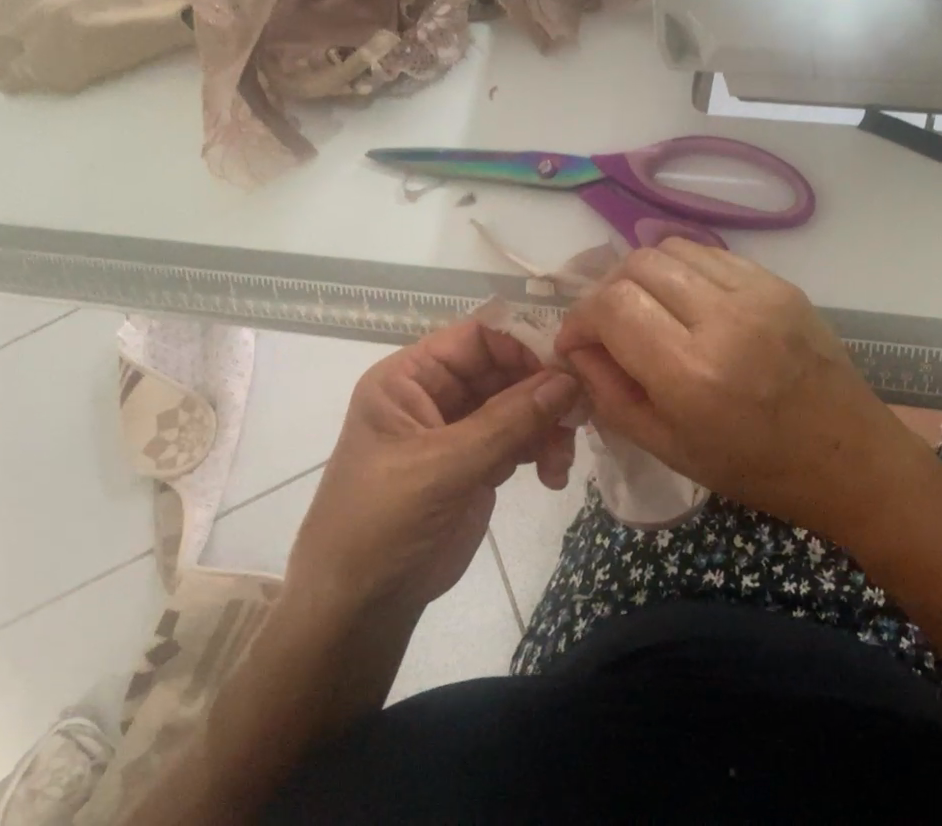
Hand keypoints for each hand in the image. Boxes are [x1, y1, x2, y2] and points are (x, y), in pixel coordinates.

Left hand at [285, 321, 582, 618]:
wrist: (362, 603)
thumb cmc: (382, 522)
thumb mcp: (443, 466)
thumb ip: (508, 420)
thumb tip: (569, 379)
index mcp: (408, 380)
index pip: (476, 337)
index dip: (523, 345)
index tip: (566, 369)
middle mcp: (435, 396)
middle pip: (506, 370)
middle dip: (544, 392)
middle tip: (578, 417)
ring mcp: (459, 431)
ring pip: (522, 405)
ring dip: (548, 427)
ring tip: (560, 462)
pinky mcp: (479, 463)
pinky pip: (524, 439)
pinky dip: (544, 452)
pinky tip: (553, 477)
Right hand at [554, 240, 927, 539]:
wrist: (847, 456)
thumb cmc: (756, 469)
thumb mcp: (670, 448)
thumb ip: (611, 394)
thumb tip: (577, 349)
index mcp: (691, 372)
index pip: (611, 305)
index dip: (580, 319)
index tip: (579, 343)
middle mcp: (724, 319)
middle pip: (637, 265)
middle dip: (608, 292)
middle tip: (611, 327)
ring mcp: (758, 294)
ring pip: (674, 249)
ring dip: (645, 275)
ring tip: (649, 311)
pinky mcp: (782, 285)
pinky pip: (714, 256)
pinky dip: (687, 271)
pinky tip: (690, 304)